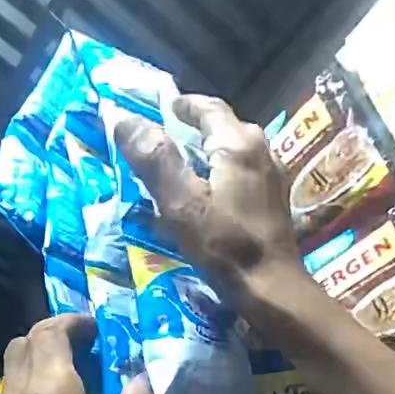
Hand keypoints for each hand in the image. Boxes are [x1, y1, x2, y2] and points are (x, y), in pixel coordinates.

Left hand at [0, 313, 157, 393]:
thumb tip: (137, 378)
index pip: (49, 334)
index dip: (75, 323)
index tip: (100, 330)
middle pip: (23, 342)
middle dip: (55, 335)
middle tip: (90, 348)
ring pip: (12, 366)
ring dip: (42, 358)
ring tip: (80, 374)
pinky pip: (12, 391)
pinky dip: (33, 381)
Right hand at [112, 95, 304, 300]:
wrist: (271, 289)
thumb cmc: (224, 246)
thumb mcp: (181, 203)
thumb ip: (154, 159)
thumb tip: (121, 118)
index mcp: (238, 143)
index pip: (208, 107)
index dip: (183, 104)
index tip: (163, 107)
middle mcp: (261, 150)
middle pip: (224, 128)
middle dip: (195, 129)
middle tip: (166, 138)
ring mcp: (271, 177)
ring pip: (234, 152)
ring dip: (208, 153)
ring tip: (183, 166)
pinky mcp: (273, 203)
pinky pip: (242, 175)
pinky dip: (221, 175)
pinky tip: (209, 195)